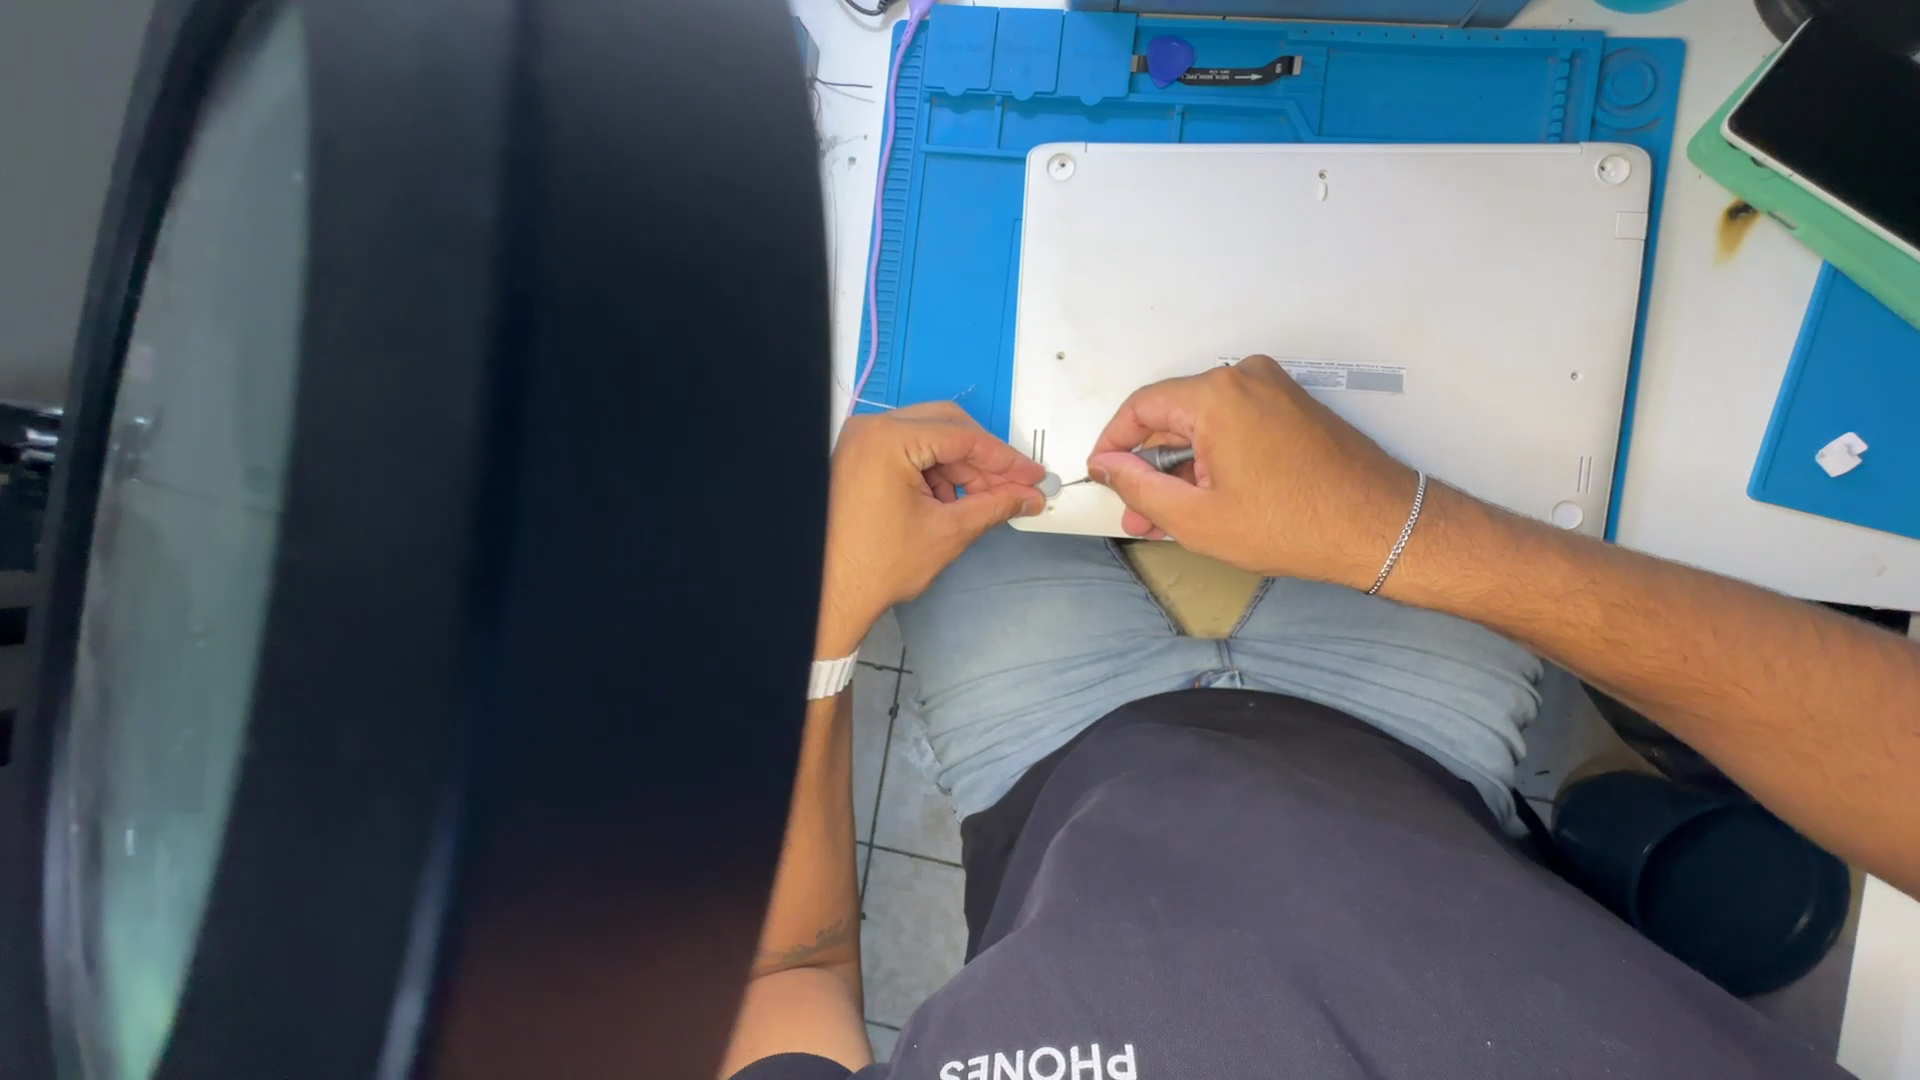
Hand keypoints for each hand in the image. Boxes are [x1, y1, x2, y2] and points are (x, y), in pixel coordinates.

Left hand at [817, 403, 1044, 656]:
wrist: (829, 595)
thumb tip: (1029, 496)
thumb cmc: (880, 565)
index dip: (1005, 459)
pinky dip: (933, 475)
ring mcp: (860, 442)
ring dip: (959, 471)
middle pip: (946, 428)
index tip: (1033, 476)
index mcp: (888, 439)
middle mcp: (870, 428)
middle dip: (983, 462)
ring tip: (983, 504)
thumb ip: (994, 506)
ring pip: (928, 441)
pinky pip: (907, 453)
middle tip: (1015, 488)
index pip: (963, 437)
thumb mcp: (948, 532)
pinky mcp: (858, 459)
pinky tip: (951, 503)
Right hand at [1086, 355, 1419, 588]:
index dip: (1112, 445)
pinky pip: (1231, 428)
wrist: (1381, 529)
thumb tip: (1106, 466)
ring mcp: (1272, 391)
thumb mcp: (1195, 518)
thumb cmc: (1295, 525)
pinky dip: (1211, 461)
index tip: (1103, 476)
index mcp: (1217, 395)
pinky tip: (1203, 500)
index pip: (1140, 408)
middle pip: (1171, 417)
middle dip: (1148, 468)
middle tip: (1137, 513)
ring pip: (1201, 427)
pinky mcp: (1289, 408)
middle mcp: (1245, 379)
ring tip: (1167, 518)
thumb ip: (1137, 487)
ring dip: (1179, 470)